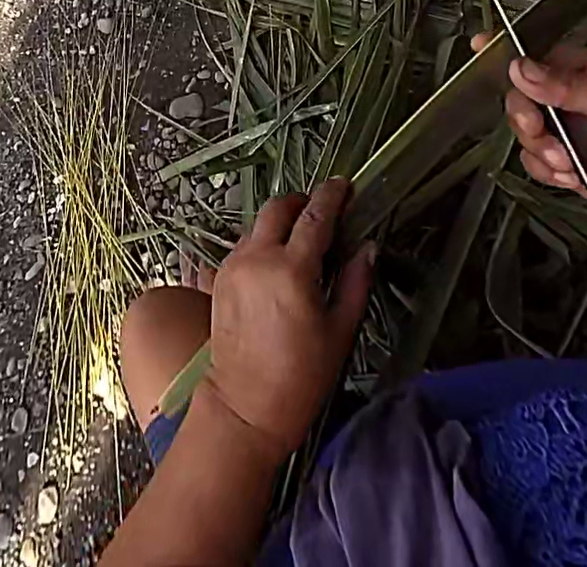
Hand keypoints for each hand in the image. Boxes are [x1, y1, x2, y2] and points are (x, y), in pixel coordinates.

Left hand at [203, 179, 374, 461]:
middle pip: (277, 208)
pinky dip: (262, 243)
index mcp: (291, 270)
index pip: (315, 217)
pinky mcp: (218, 276)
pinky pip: (243, 246)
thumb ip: (354, 282)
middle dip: (300, 201)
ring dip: (279, 223)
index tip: (344, 184)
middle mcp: (257, 258)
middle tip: (321, 209)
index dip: (331, 196)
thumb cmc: (301, 374)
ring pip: (257, 226)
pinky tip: (277, 264)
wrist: (244, 402)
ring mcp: (232, 265)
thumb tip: (368, 246)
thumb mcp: (340, 331)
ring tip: (302, 242)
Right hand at [474, 35, 586, 248]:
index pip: (546, 56)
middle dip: (526, 115)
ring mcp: (577, 135)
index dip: (512, 53)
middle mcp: (583, 102)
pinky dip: (545, 170)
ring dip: (538, 147)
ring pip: (526, 130)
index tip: (479, 46)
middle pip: (525, 96)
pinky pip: (535, 162)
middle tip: (537, 129)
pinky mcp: (572, 167)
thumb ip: (574, 88)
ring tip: (566, 163)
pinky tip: (571, 177)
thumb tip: (520, 69)